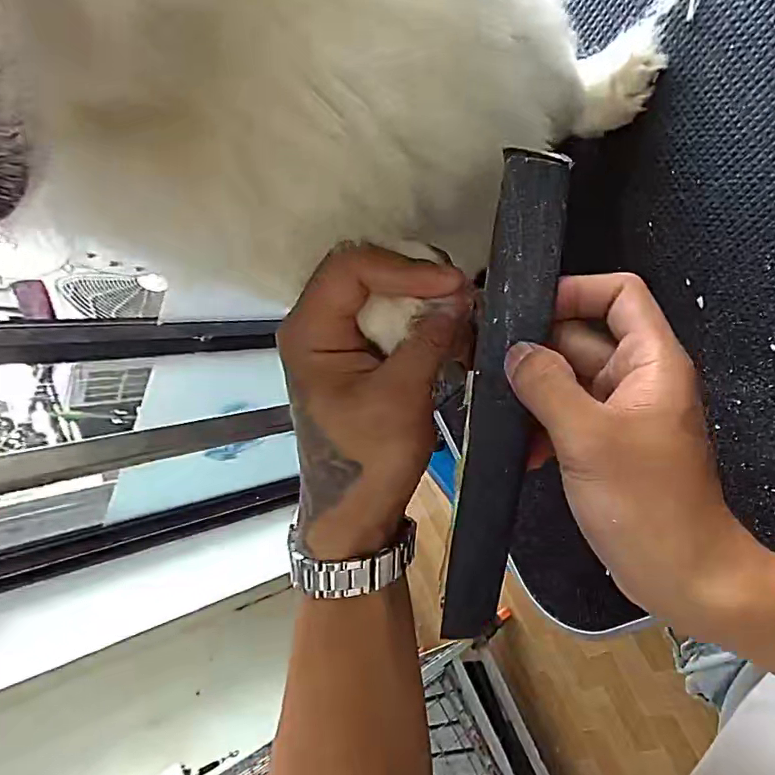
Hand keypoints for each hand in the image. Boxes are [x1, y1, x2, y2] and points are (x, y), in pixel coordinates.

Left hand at [280, 245, 470, 558]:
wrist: (358, 507)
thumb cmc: (369, 459)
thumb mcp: (401, 397)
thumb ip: (428, 340)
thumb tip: (459, 297)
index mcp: (311, 332)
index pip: (352, 268)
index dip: (405, 268)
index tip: (453, 283)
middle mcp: (319, 325)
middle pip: (367, 273)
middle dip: (418, 279)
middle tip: (462, 294)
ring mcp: (341, 339)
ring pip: (385, 295)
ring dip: (426, 301)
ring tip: (464, 314)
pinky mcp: (363, 355)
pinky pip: (394, 321)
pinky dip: (425, 323)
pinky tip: (453, 335)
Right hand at [504, 273, 765, 618]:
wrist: (684, 573)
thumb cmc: (648, 505)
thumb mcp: (589, 438)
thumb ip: (548, 386)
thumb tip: (517, 351)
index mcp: (652, 362)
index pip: (620, 293)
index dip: (575, 291)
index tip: (527, 313)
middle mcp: (640, 380)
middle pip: (585, 338)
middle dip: (540, 352)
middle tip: (492, 370)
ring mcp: (625, 414)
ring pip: (573, 381)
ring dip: (538, 396)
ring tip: (506, 419)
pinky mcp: (612, 446)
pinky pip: (573, 418)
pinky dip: (548, 428)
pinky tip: (527, 453)